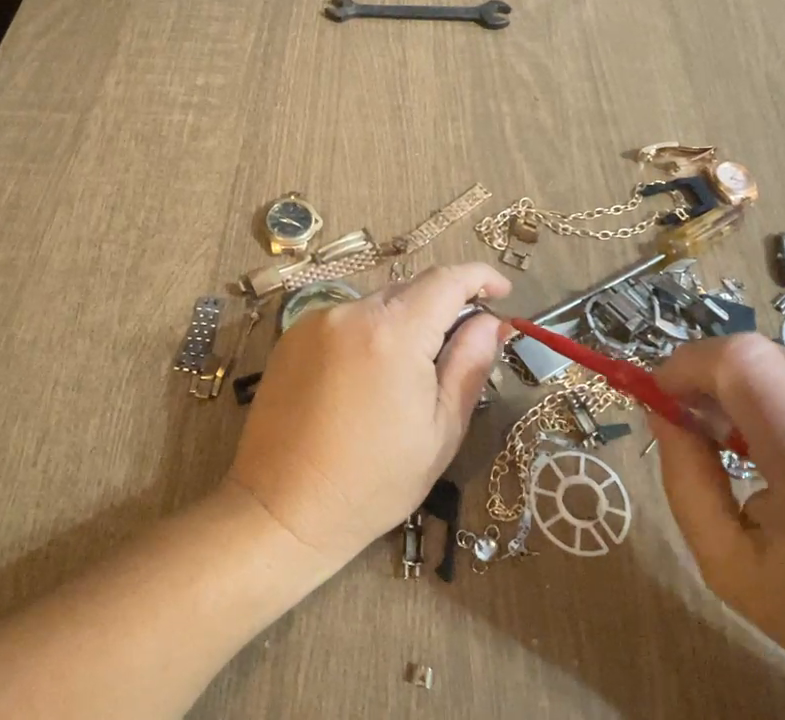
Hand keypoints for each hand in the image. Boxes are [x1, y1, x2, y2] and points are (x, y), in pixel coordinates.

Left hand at [226, 263, 509, 566]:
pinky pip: (344, 320)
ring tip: (407, 376)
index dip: (480, 277)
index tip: (502, 292)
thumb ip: (468, 365)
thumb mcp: (440, 431)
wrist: (283, 507)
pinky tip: (365, 381)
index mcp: (393, 333)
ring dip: (402, 324)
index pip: (446, 279)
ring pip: (376, 305)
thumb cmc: (373, 482)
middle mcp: (351, 313)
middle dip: (442, 308)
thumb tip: (491, 322)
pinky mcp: (290, 337)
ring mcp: (315, 322)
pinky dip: (367, 335)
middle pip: (410, 289)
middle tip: (459, 349)